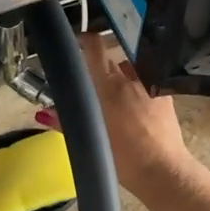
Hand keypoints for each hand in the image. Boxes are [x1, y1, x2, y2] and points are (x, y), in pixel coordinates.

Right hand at [77, 34, 193, 194]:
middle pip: (111, 61)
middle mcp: (130, 79)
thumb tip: (43, 114)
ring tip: (117, 97)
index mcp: (108, 87)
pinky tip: (137, 105)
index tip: (77, 43)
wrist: (163, 171)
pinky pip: (147, 81)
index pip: (94, 47)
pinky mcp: (165, 95)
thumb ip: (66, 124)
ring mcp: (150, 85)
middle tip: (93, 86)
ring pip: (131, 70)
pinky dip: (138, 87)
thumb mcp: (92, 141)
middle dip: (100, 69)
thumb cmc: (124, 159)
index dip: (84, 40)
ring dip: (122, 77)